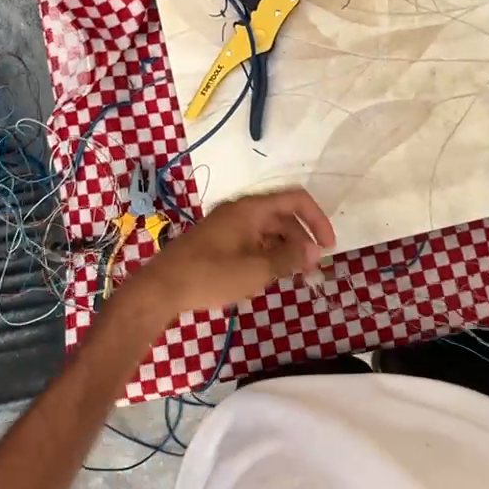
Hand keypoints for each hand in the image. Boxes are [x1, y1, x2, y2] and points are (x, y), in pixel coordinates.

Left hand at [128, 188, 335, 315]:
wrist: (160, 288)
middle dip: (301, 241)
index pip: (296, 199)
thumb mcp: (256, 270)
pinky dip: (263, 257)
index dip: (318, 219)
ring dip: (283, 251)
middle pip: (282, 217)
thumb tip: (316, 251)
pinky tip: (261, 282)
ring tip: (289, 278)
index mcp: (251, 209)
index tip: (328, 247)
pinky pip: (250, 242)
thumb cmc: (210, 275)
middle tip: (311, 271)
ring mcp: (226, 226)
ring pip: (266, 232)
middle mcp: (240, 211)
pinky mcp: (216, 242)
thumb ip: (289, 258)